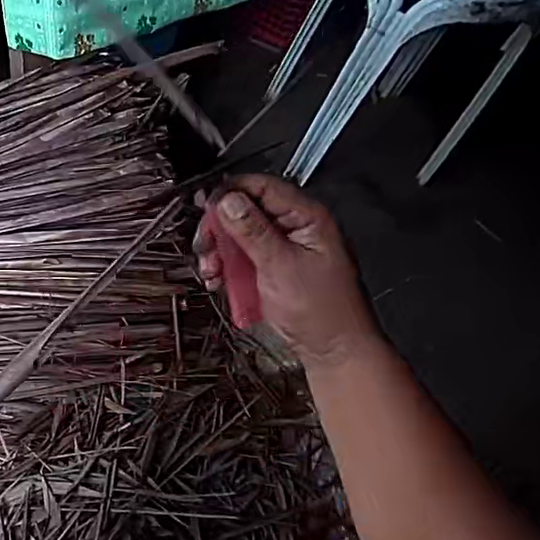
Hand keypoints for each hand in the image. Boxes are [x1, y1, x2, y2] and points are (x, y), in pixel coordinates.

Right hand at [194, 174, 379, 366]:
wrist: (333, 351)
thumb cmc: (325, 312)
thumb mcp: (281, 266)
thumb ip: (253, 231)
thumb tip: (229, 200)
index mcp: (307, 218)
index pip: (263, 187)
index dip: (231, 192)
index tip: (207, 204)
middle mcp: (294, 229)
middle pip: (246, 211)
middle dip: (221, 228)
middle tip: (207, 243)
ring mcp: (282, 250)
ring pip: (239, 237)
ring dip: (219, 252)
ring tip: (213, 269)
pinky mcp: (271, 269)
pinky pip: (241, 259)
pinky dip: (226, 268)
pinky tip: (219, 280)